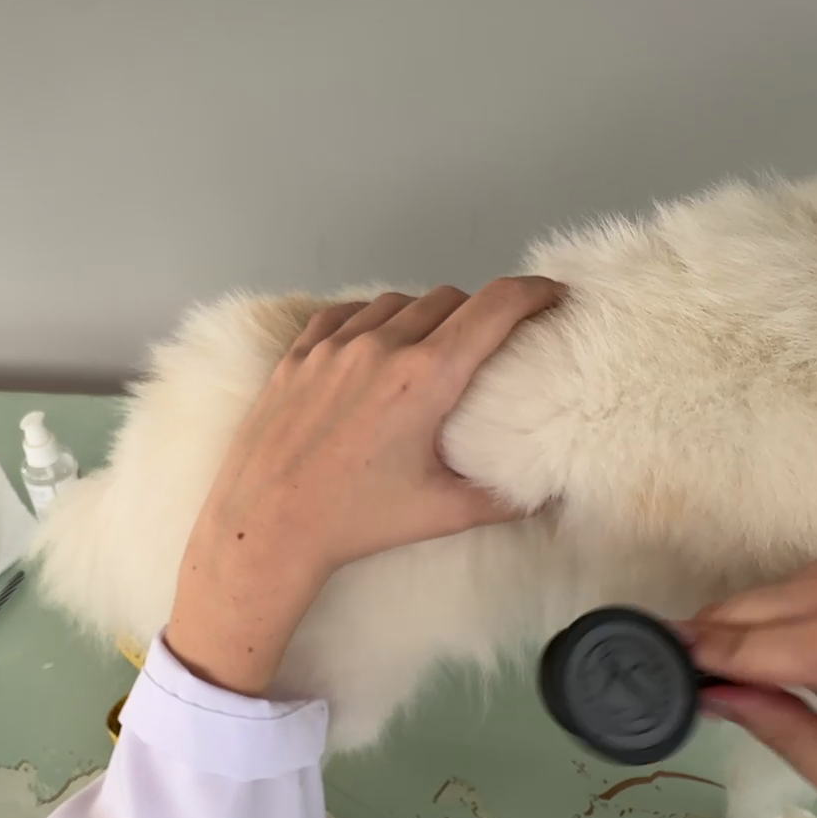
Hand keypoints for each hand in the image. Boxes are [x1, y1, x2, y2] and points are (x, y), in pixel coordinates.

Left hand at [166, 278, 562, 695]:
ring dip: (420, 314)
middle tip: (485, 342)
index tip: (549, 298)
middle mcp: (378, 347)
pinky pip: (339, 314)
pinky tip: (367, 339)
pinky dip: (365, 318)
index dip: (532, 293)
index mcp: (425, 376)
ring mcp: (331, 348)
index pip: (494, 307)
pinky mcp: (295, 357)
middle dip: (477, 313)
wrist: (266, 524)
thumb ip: (505, 499)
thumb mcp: (440, 513)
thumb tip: (549, 497)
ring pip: (392, 303)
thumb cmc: (353, 521)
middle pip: (446, 299)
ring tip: (426, 344)